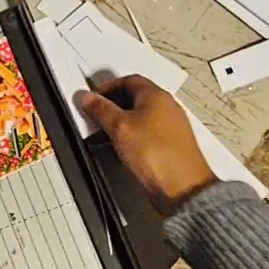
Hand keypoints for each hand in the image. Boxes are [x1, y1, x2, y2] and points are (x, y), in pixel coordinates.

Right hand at [78, 75, 216, 215]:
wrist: (182, 188)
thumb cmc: (156, 153)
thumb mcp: (119, 127)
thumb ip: (101, 110)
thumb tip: (87, 97)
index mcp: (157, 95)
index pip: (128, 80)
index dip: (107, 88)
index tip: (92, 100)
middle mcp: (167, 107)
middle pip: (135, 97)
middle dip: (112, 106)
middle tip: (95, 117)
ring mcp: (171, 127)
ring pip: (140, 117)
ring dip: (121, 123)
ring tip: (105, 136)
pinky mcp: (171, 146)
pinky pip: (147, 134)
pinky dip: (132, 137)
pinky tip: (122, 150)